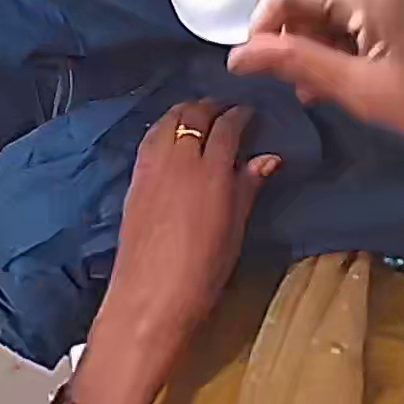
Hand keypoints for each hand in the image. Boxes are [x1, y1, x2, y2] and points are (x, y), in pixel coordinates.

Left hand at [75, 101, 277, 403]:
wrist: (149, 297)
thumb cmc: (203, 270)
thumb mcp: (235, 229)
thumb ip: (247, 186)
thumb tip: (268, 157)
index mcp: (210, 171)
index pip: (227, 127)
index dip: (241, 115)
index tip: (251, 113)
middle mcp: (179, 159)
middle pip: (195, 115)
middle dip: (213, 106)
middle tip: (227, 109)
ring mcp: (153, 165)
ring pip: (169, 120)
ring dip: (186, 110)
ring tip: (200, 114)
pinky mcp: (135, 176)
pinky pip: (150, 136)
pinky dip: (164, 125)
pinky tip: (171, 132)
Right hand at [226, 0, 403, 181]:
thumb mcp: (358, 88)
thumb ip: (293, 62)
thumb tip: (241, 54)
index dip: (264, 21)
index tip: (259, 58)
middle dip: (292, 31)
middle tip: (291, 76)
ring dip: (317, 35)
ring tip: (319, 80)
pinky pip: (359, 3)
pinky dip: (342, 32)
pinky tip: (344, 66)